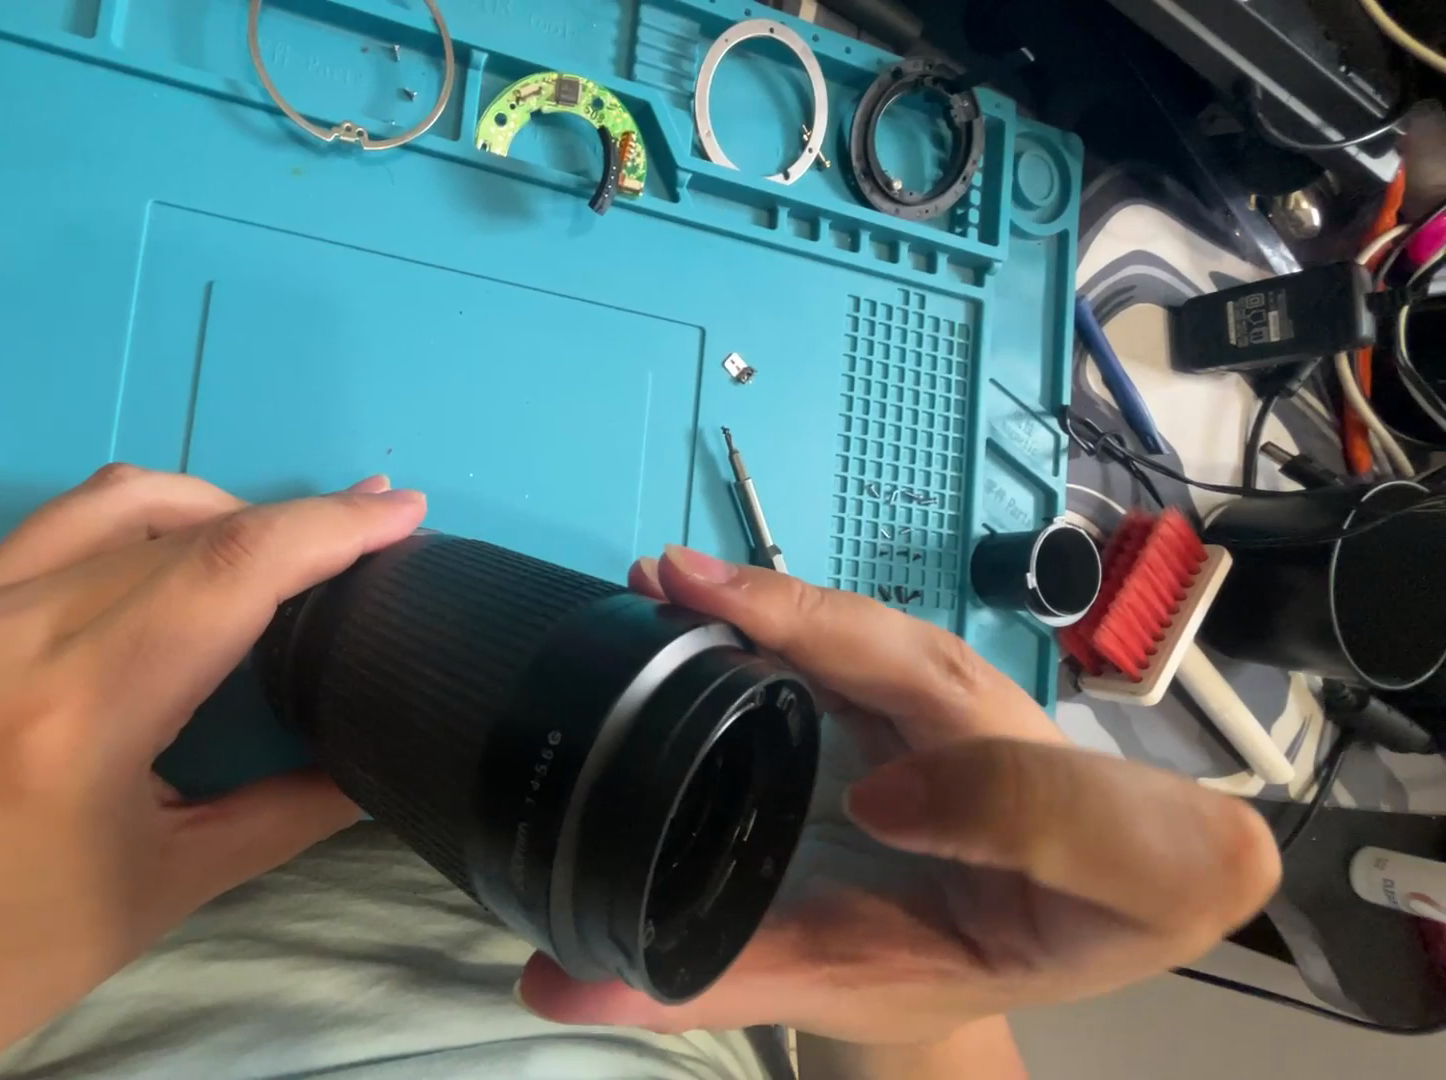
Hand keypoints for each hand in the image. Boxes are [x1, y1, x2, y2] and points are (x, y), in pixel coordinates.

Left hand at [0, 467, 426, 1079]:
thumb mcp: (167, 889)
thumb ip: (293, 810)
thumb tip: (376, 759)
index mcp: (76, 718)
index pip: (229, 574)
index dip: (329, 530)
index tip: (401, 513)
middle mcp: (10, 636)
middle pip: (193, 531)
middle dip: (300, 520)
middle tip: (373, 530)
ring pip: (130, 504)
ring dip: (231, 509)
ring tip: (291, 546)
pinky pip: (69, 522)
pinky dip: (155, 516)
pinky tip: (190, 551)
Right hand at [518, 546, 1279, 1046]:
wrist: (951, 916)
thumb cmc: (921, 961)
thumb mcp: (844, 992)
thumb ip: (718, 986)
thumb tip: (551, 984)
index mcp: (1107, 887)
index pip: (1113, 829)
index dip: (998, 805)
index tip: (871, 808)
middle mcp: (1051, 764)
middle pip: (959, 680)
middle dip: (823, 629)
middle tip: (688, 596)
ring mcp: (976, 702)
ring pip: (888, 633)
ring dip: (776, 601)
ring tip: (672, 583)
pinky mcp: (910, 669)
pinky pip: (846, 627)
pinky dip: (767, 606)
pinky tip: (697, 593)